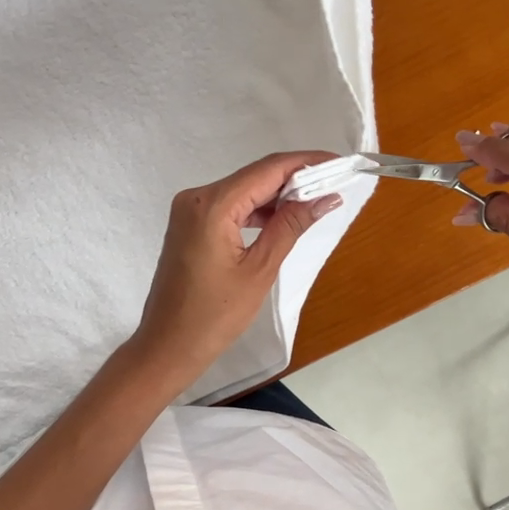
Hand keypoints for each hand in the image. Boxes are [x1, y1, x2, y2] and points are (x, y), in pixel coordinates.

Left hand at [130, 151, 343, 382]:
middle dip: (295, 179)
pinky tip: (281, 220)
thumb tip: (325, 197)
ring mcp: (188, 211)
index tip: (340, 164)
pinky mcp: (188, 226)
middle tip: (333, 186)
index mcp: (212, 205)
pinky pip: (228, 207)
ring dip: (276, 196)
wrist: (168, 345)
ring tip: (314, 205)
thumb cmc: (213, 316)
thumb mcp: (260, 270)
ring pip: (242, 191)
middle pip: (254, 176)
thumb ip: (291, 226)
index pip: (268, 169)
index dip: (307, 163)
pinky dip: (255, 211)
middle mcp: (196, 198)